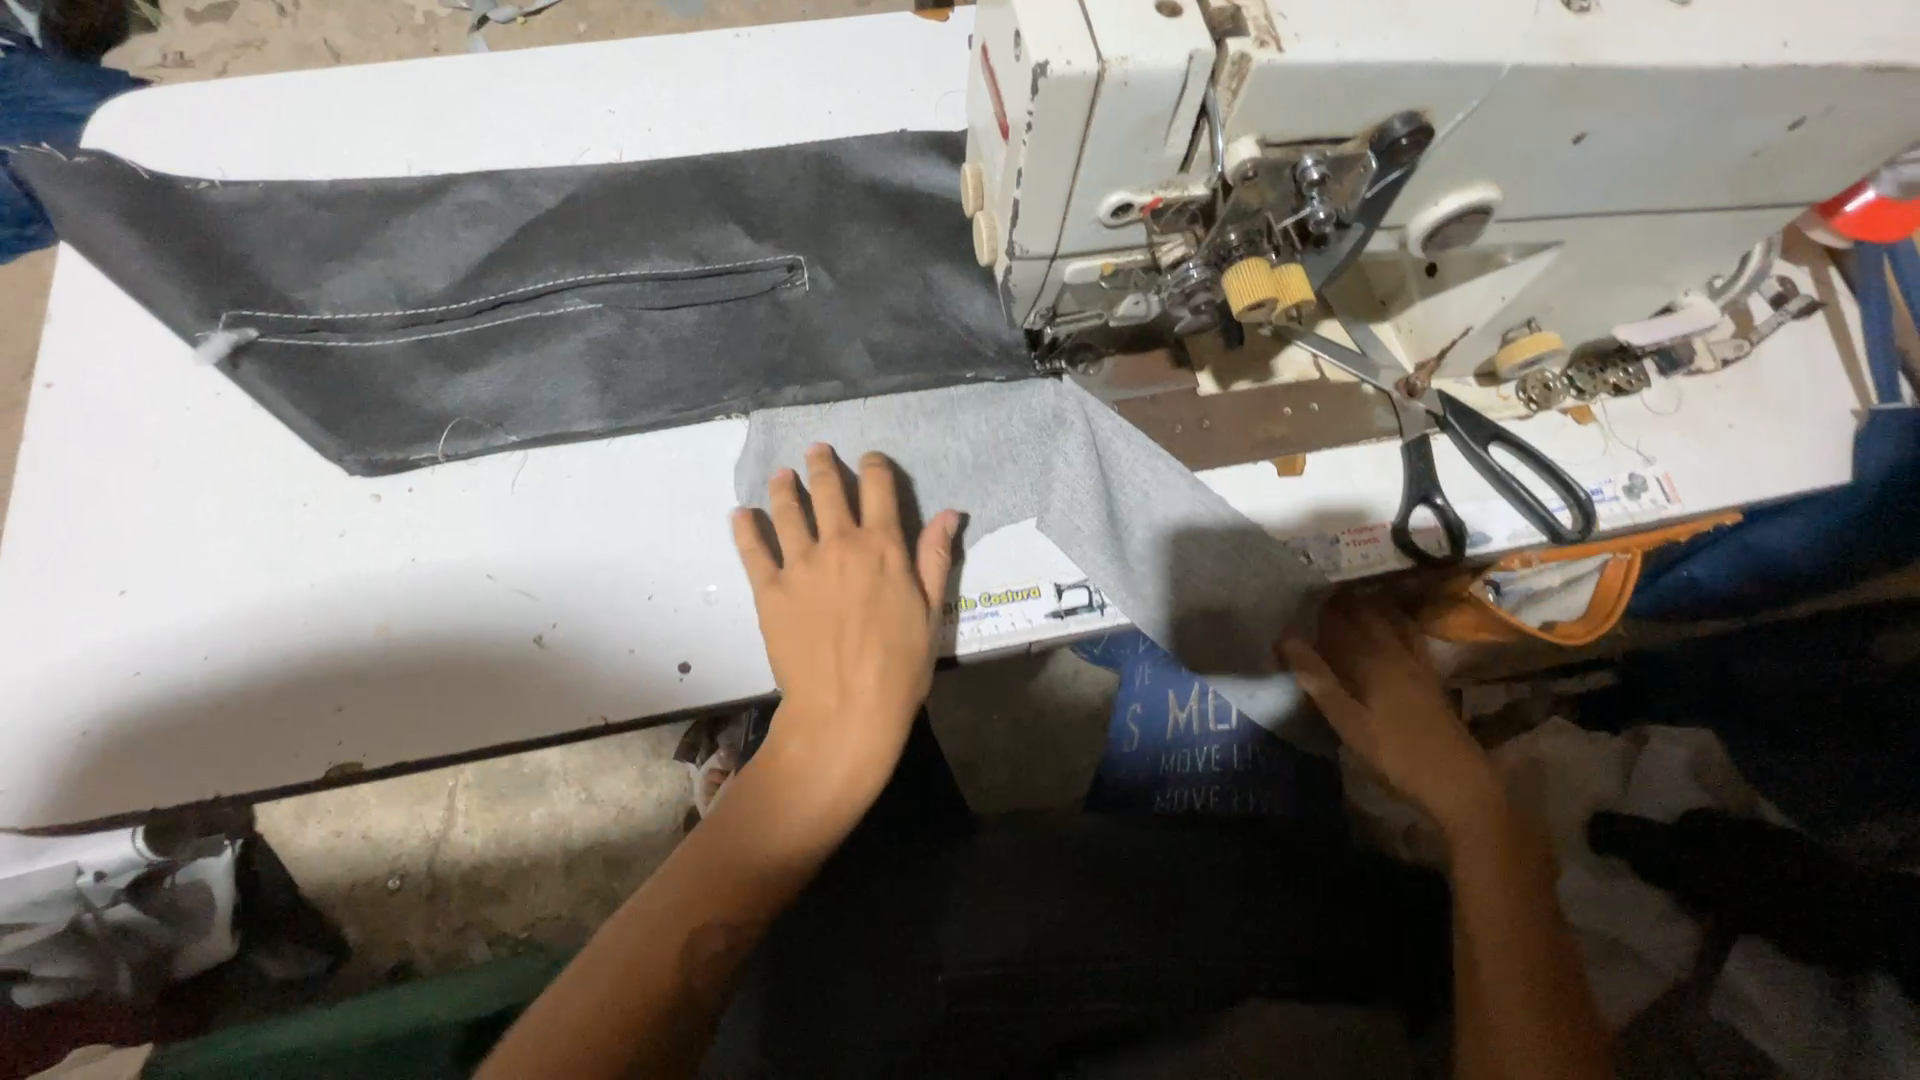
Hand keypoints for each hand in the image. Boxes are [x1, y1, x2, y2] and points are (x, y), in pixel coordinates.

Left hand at [732, 443, 958, 796]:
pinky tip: (741, 514)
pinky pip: (753, 549)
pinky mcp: (769, 590)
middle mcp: (840, 544)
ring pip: (789, 511)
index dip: (874, 465)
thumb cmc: (900, 666)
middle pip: (829, 490)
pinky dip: (745, 527)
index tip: (869, 458)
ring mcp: (800, 565)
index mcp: (883, 546)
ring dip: (785, 487)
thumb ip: (936, 558)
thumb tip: (951, 512)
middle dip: (823, 464)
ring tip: (782, 474)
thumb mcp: (932, 611)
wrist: (846, 709)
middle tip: (816, 451)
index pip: (879, 487)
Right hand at [1281, 593, 1498, 834]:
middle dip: (1343, 600)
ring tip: (1349, 597)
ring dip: (1369, 606)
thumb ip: (1318, 680)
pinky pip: (1409, 636)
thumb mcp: (1348, 723)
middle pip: (1368, 615)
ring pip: (1391, 621)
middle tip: (1317, 592)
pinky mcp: (1430, 677)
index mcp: (1373, 660)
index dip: (1319, 605)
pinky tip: (1389, 625)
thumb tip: (1286, 639)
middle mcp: (1396, 652)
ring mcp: (1417, 663)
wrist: (1459, 782)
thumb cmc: (1396, 755)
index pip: (1341, 621)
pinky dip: (1395, 622)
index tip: (1299, 593)